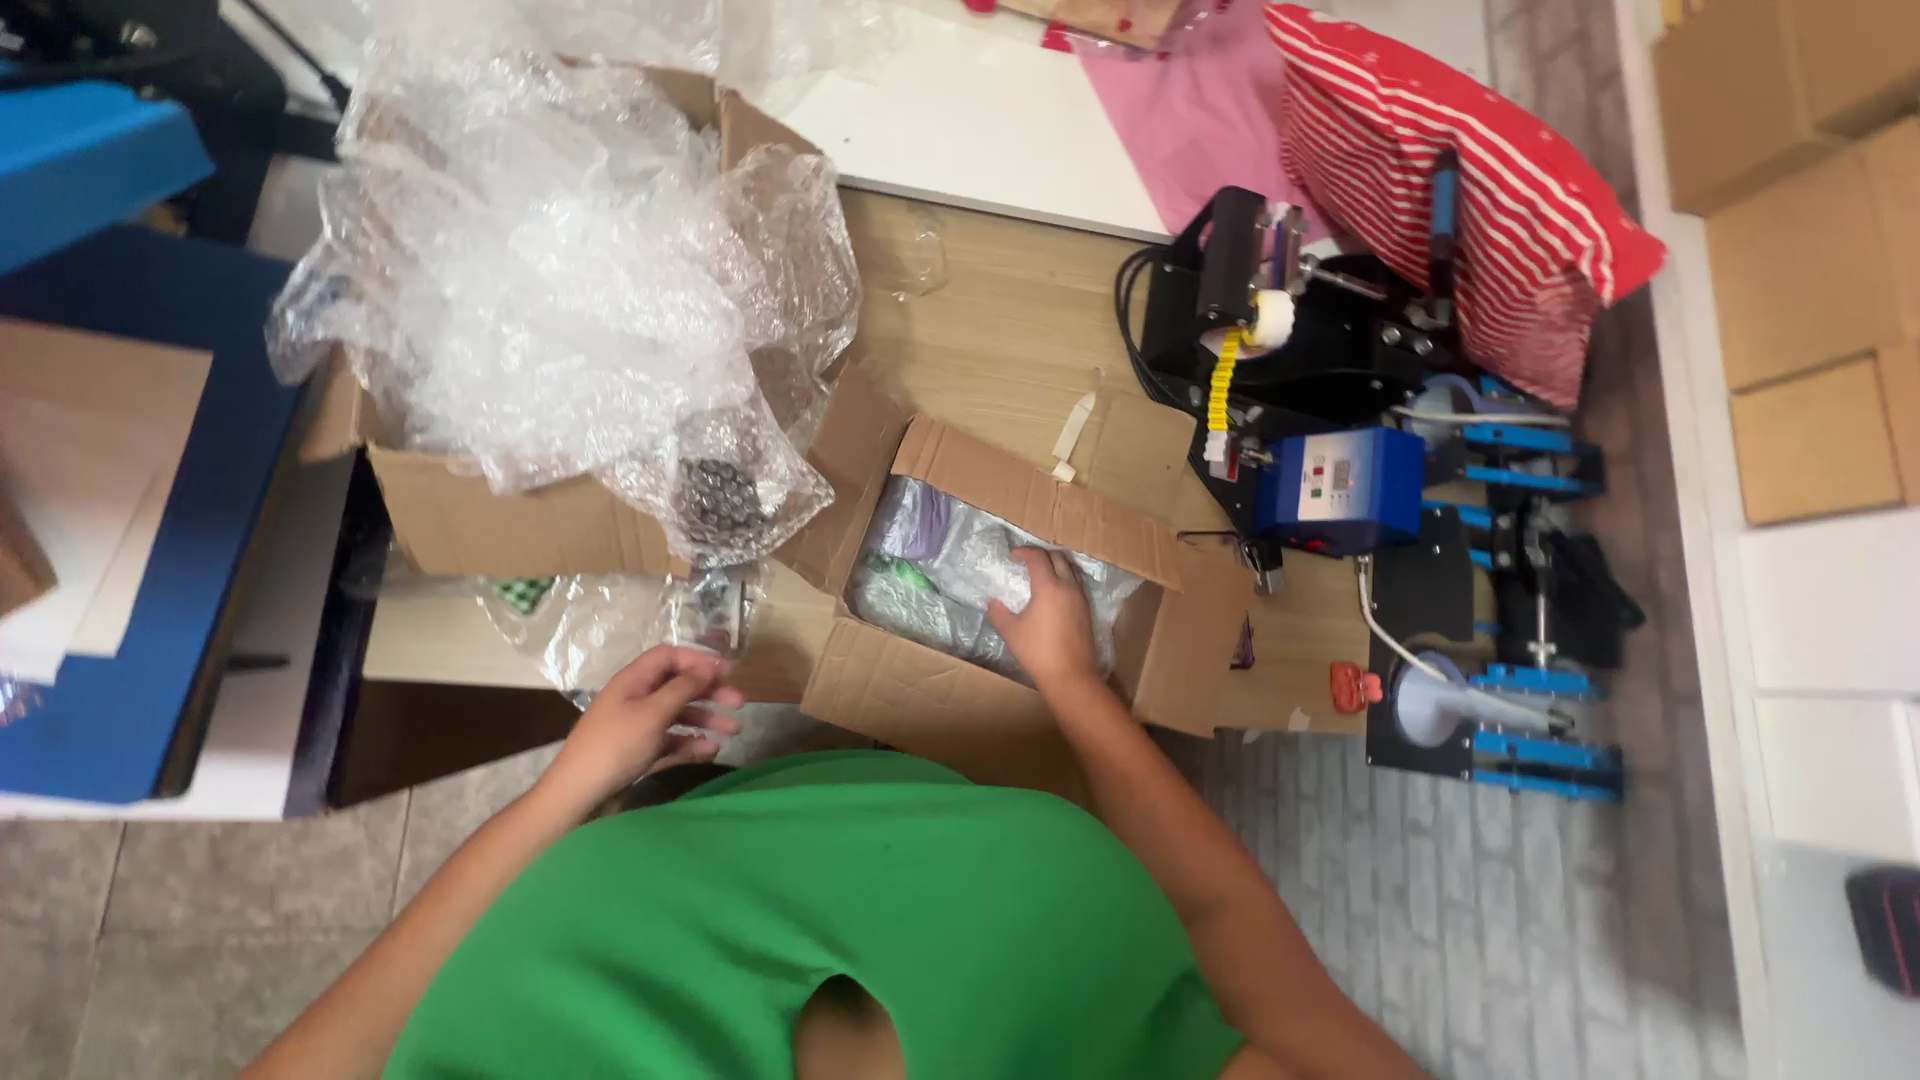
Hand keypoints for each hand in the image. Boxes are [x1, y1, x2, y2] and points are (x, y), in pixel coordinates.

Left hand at [537, 645, 744, 812]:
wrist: (578, 797)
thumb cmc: (615, 747)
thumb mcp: (652, 713)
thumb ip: (683, 688)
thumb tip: (708, 666)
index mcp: (634, 681)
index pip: (669, 657)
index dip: (698, 660)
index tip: (727, 673)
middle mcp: (636, 699)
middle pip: (679, 686)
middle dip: (710, 693)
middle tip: (740, 704)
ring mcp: (638, 727)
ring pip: (680, 715)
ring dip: (707, 720)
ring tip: (734, 731)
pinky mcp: (641, 752)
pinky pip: (672, 741)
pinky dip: (692, 743)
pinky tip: (710, 751)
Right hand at [987, 547, 1098, 688]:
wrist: (1070, 674)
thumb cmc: (1037, 651)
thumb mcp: (1011, 631)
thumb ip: (999, 613)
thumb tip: (993, 601)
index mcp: (1048, 586)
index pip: (1038, 557)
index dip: (1024, 551)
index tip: (1013, 556)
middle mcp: (1068, 586)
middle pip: (1058, 556)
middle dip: (1042, 553)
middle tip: (1028, 560)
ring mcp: (1080, 598)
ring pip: (1072, 569)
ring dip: (1057, 564)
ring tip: (1042, 572)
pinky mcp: (1087, 610)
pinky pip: (1077, 583)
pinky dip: (1066, 577)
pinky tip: (1055, 592)